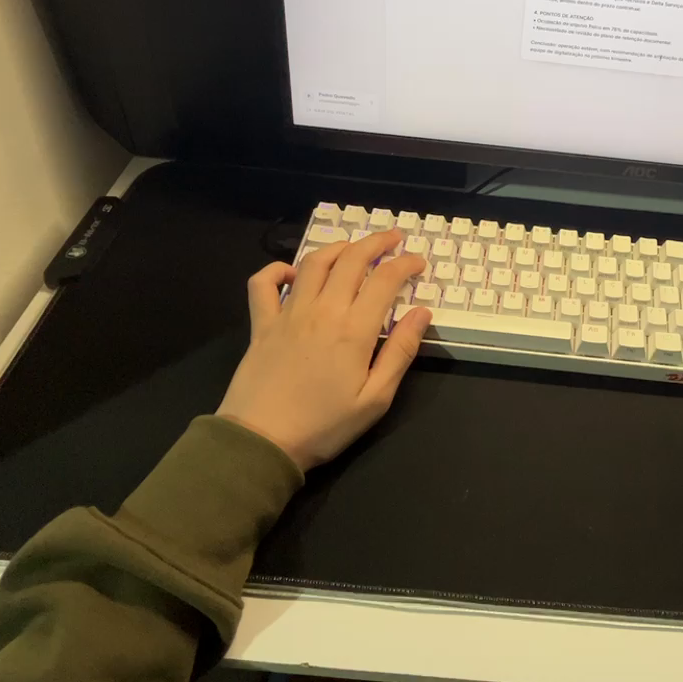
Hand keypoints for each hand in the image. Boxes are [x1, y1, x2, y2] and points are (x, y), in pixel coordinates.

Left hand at [217, 231, 429, 470]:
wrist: (260, 443)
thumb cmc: (324, 426)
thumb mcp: (375, 399)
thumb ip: (401, 352)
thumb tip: (422, 313)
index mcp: (354, 329)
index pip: (385, 279)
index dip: (405, 263)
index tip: (418, 262)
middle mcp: (322, 310)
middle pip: (352, 259)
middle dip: (377, 242)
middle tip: (394, 238)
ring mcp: (288, 314)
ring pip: (314, 262)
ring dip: (338, 248)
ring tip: (354, 247)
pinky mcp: (262, 324)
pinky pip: (263, 284)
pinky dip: (277, 269)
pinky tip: (292, 272)